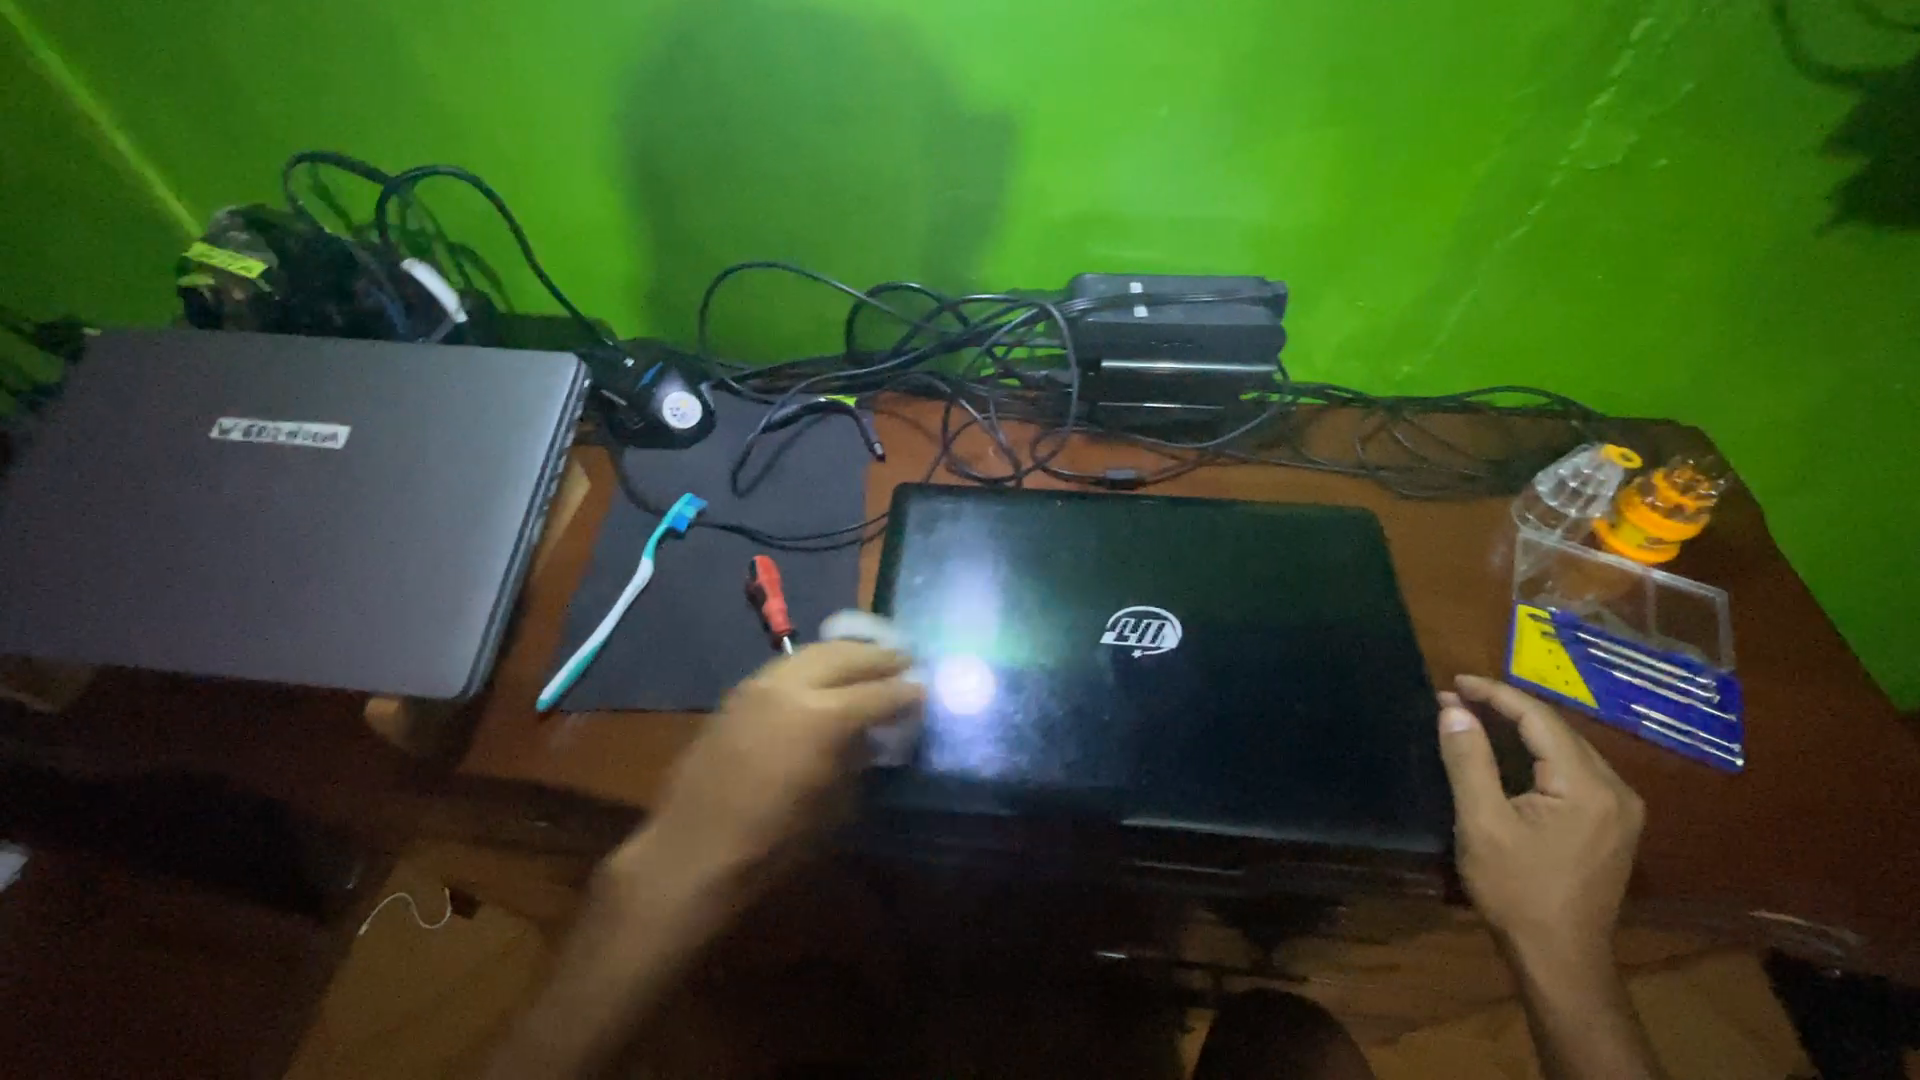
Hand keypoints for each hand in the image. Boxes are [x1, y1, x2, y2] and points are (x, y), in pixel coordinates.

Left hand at [638, 641, 923, 886]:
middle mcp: (790, 687)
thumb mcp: (833, 806)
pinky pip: (787, 666)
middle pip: (845, 657)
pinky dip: (815, 664)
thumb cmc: (771, 844)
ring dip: (846, 653)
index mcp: (821, 717)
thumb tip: (873, 734)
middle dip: (879, 657)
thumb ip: (856, 757)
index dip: (905, 692)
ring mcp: (759, 686)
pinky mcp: (738, 694)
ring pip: (813, 652)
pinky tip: (827, 674)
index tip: (924, 689)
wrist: (691, 851)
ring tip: (870, 657)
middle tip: (906, 659)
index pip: (876, 693)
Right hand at [1437, 674, 1645, 965]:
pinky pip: (1573, 770)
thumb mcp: (1481, 822)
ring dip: (1521, 730)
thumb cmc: (1515, 889)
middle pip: (1557, 730)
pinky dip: (1537, 754)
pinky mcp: (1614, 825)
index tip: (1454, 682)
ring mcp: (1621, 809)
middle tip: (1455, 699)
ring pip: (1566, 749)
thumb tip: (1452, 709)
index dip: (1495, 694)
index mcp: (1588, 786)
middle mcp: (1616, 790)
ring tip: (1474, 718)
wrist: (1560, 955)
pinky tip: (1510, 753)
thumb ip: (1469, 760)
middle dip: (1505, 709)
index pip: (1540, 719)